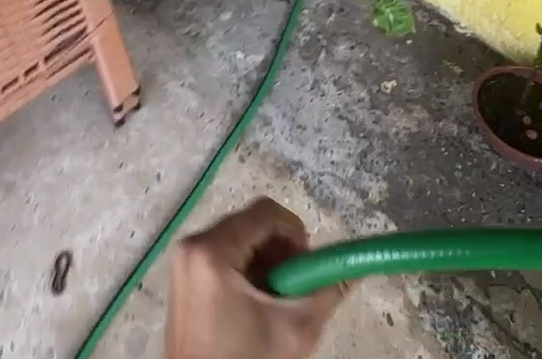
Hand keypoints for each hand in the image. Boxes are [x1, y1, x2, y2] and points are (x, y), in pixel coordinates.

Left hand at [166, 197, 349, 358]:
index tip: (308, 267)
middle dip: (281, 250)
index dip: (296, 233)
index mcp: (213, 249)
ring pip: (239, 238)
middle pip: (251, 223)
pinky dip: (248, 270)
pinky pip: (224, 255)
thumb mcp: (294, 329)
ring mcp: (186, 260)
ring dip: (267, 261)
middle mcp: (193, 244)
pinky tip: (258, 304)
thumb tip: (355, 267)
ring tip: (278, 299)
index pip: (266, 212)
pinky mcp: (186, 276)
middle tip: (296, 285)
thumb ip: (327, 291)